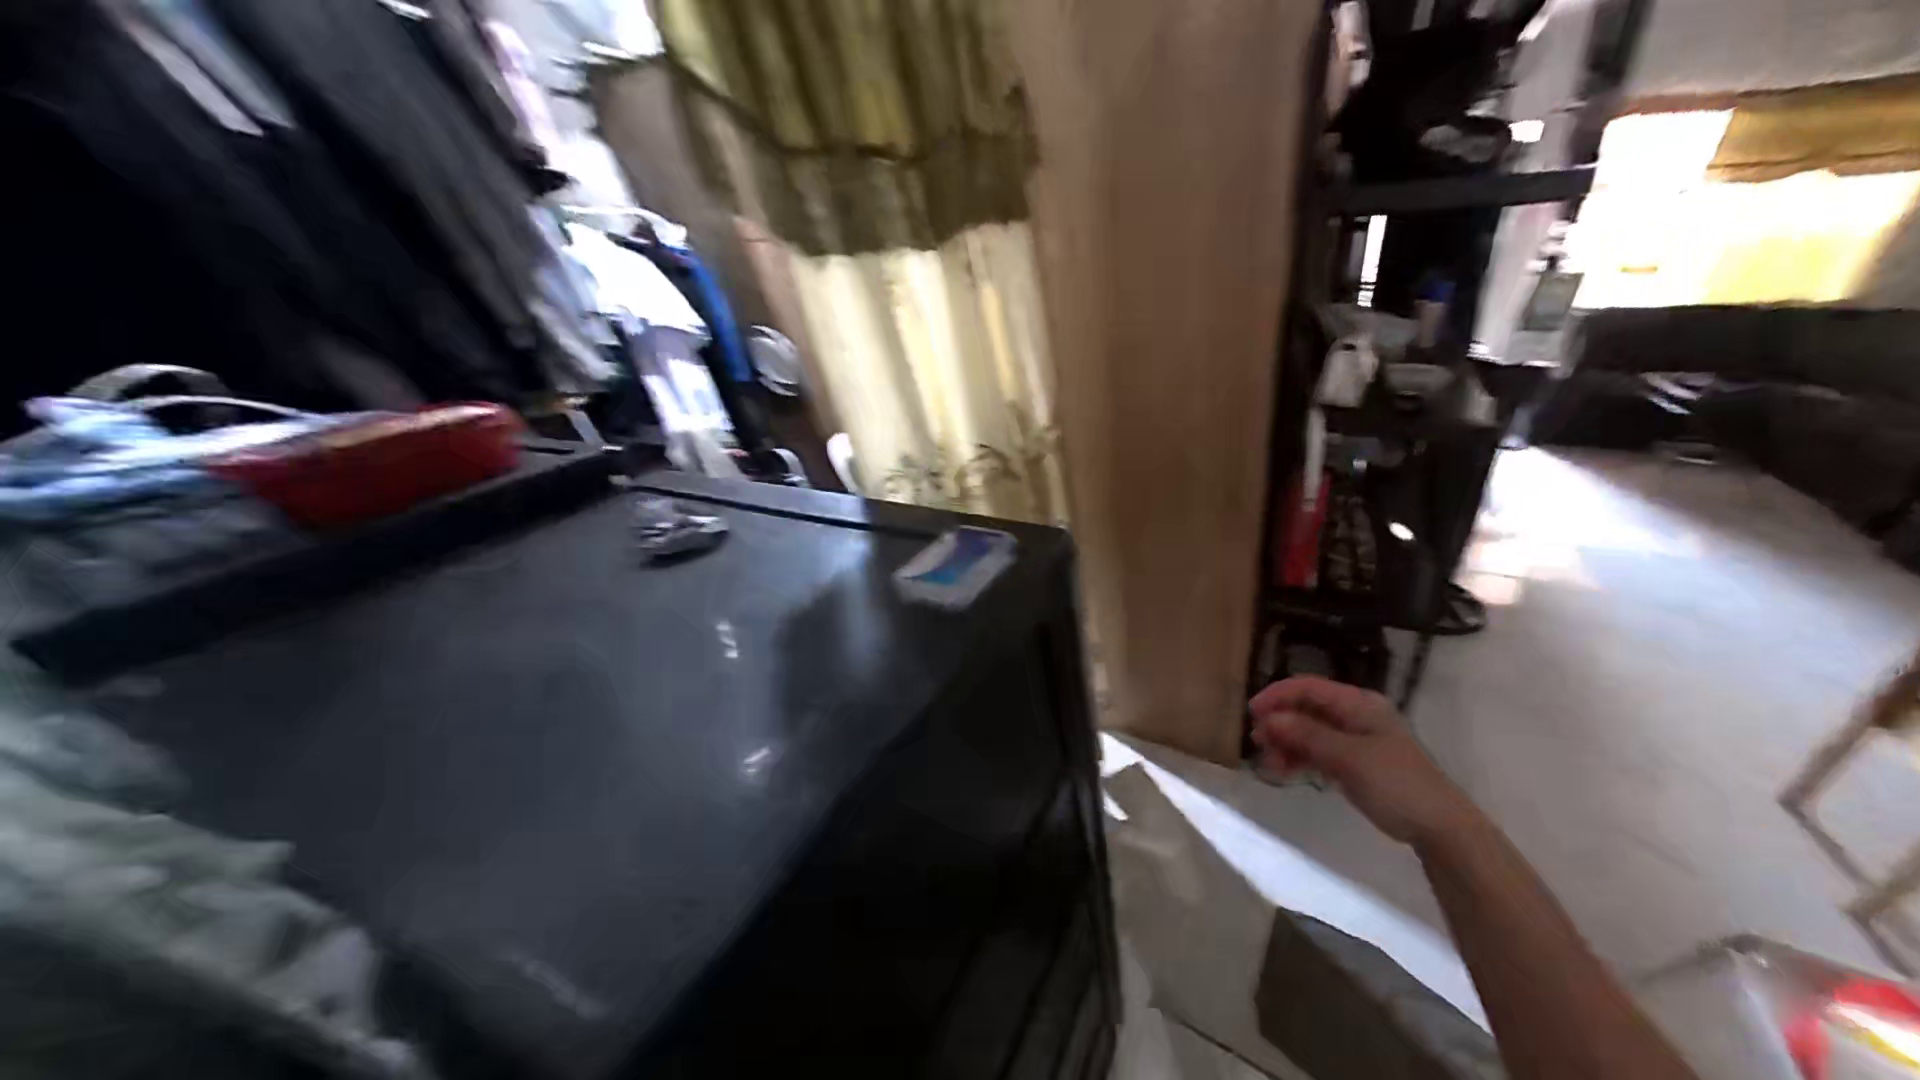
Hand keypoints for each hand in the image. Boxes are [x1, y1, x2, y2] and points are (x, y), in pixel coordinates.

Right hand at [1249, 675, 1481, 846]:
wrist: (1440, 828)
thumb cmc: (1397, 784)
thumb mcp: (1349, 757)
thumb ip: (1307, 735)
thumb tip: (1269, 719)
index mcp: (1359, 704)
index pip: (1308, 687)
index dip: (1277, 696)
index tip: (1252, 713)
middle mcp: (1355, 715)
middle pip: (1305, 709)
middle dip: (1279, 723)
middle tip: (1259, 744)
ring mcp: (1354, 739)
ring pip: (1308, 731)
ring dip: (1286, 743)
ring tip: (1271, 764)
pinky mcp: (1353, 762)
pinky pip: (1317, 751)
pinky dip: (1299, 758)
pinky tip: (1285, 771)